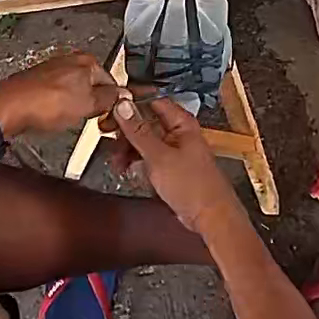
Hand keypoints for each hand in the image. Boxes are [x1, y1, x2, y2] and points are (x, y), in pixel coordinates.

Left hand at [0, 51, 122, 136]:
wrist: (9, 107)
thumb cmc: (43, 102)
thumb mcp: (88, 104)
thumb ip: (110, 99)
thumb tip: (122, 96)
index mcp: (87, 62)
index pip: (112, 82)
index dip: (113, 102)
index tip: (110, 116)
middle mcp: (70, 61)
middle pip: (93, 86)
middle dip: (94, 104)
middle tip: (90, 120)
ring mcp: (53, 70)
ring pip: (75, 92)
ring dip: (76, 107)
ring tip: (67, 118)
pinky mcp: (39, 82)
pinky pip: (57, 96)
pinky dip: (58, 106)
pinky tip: (52, 116)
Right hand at [110, 97, 244, 235]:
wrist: (210, 218)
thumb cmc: (195, 187)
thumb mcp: (159, 156)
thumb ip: (138, 130)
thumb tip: (124, 106)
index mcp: (181, 122)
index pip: (151, 100)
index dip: (130, 104)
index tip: (112, 110)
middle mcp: (178, 132)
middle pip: (145, 121)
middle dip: (125, 130)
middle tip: (108, 135)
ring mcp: (173, 149)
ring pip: (144, 139)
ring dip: (127, 148)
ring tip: (116, 160)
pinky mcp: (170, 165)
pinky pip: (148, 155)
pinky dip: (135, 160)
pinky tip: (125, 167)